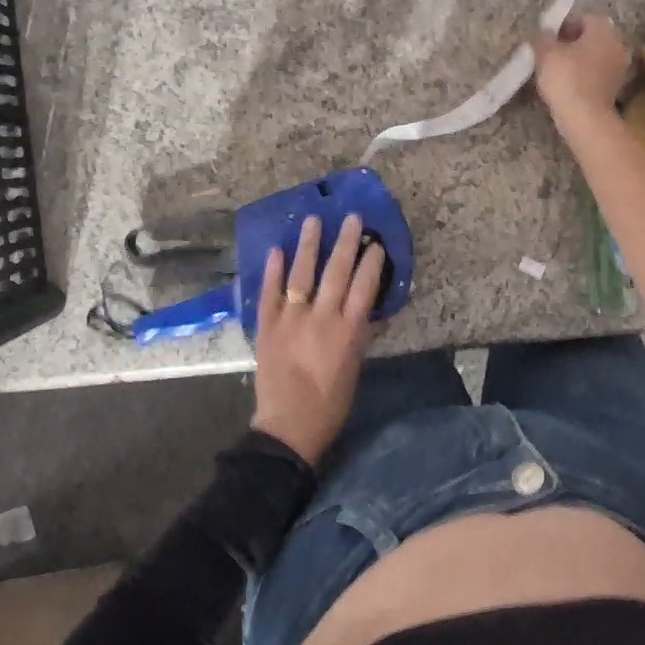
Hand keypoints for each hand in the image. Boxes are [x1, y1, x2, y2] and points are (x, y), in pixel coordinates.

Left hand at [251, 213, 385, 465]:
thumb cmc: (331, 404)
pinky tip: (277, 250)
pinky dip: (272, 271)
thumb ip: (360, 335)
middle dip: (346, 242)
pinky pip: (269, 293)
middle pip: (337, 272)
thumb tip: (369, 310)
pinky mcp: (267, 327)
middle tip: (352, 218)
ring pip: (302, 274)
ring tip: (312, 220)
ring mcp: (292, 319)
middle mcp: (322, 318)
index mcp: (349, 330)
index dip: (372, 262)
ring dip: (309, 245)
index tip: (376, 243)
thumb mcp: (355, 368)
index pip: (364, 286)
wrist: (290, 427)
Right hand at [532, 14, 630, 119]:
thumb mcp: (546, 53)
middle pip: (592, 37)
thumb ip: (543, 37)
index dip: (564, 26)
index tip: (549, 39)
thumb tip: (544, 33)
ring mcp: (620, 67)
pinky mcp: (617, 87)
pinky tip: (570, 85)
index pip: (583, 19)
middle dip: (573, 43)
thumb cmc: (566, 77)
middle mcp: (618, 44)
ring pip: (596, 56)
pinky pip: (599, 73)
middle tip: (552, 54)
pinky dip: (586, 75)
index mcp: (604, 29)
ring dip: (580, 60)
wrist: (585, 117)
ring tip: (559, 70)